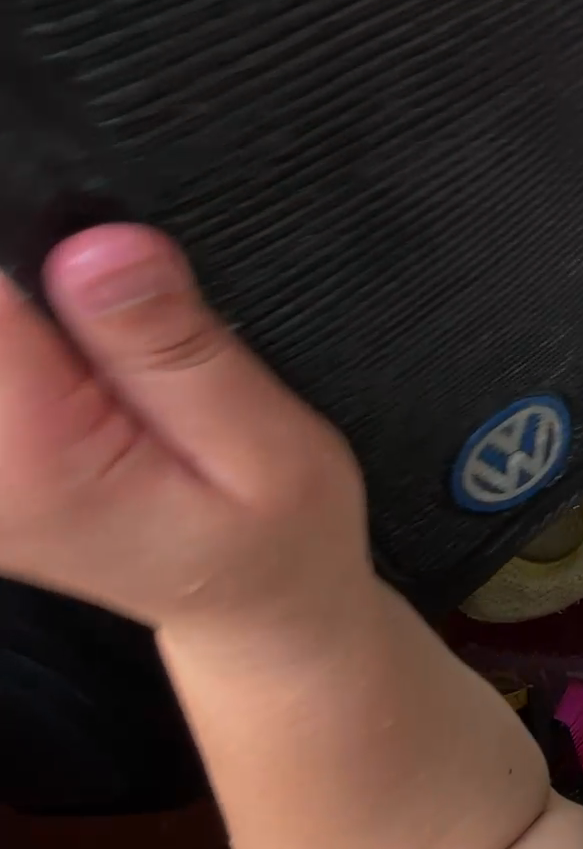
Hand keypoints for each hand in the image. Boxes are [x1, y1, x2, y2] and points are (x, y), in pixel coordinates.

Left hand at [0, 224, 377, 631]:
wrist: (262, 601)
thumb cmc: (288, 534)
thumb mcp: (273, 445)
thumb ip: (185, 354)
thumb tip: (104, 248)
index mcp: (32, 461)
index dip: (56, 265)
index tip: (133, 279)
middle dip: (56, 299)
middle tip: (164, 355)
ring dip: (55, 331)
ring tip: (146, 380)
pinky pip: (4, 370)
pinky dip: (45, 353)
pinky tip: (105, 383)